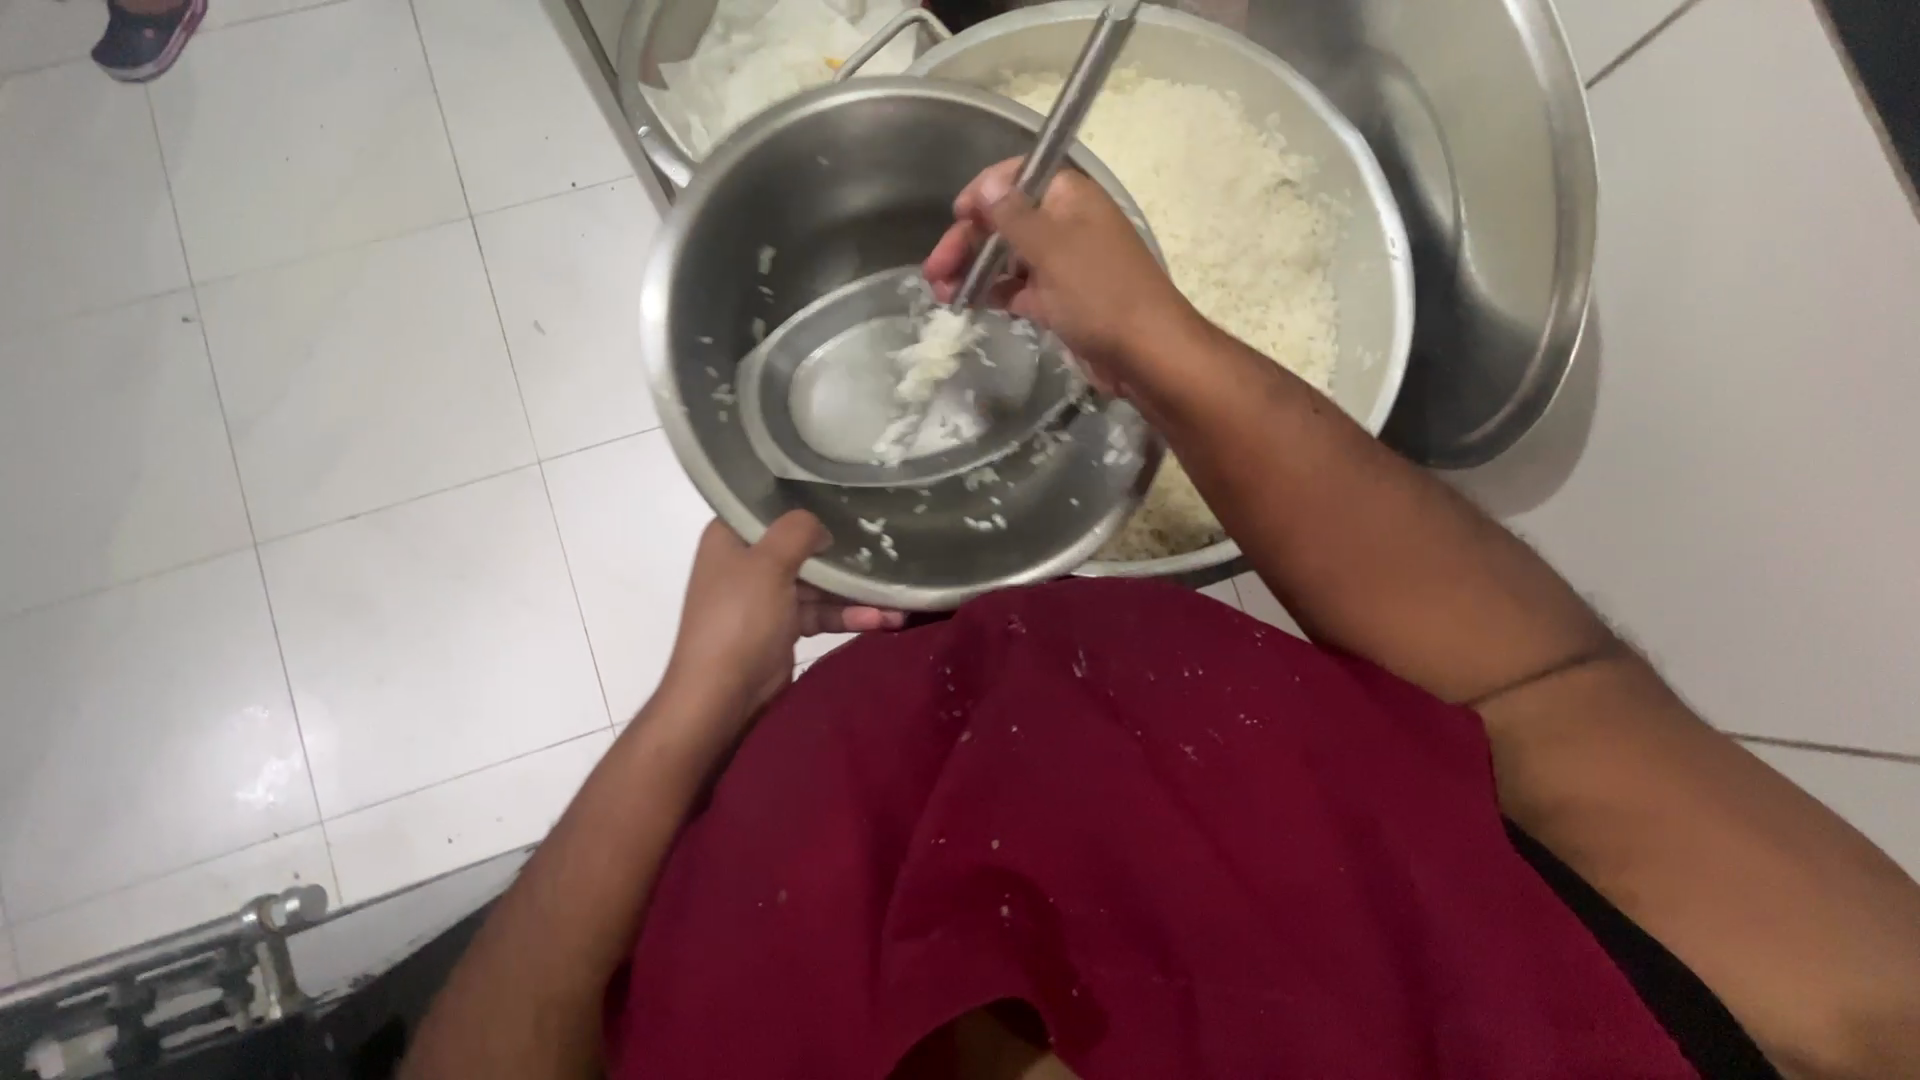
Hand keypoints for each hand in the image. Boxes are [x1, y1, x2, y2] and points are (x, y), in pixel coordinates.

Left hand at [655, 512, 904, 748]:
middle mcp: (747, 562)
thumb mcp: (768, 563)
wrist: (721, 696)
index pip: (773, 508)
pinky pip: (820, 613)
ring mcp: (765, 598)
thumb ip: (799, 531)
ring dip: (854, 592)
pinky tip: (882, 620)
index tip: (852, 501)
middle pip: (802, 548)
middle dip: (844, 555)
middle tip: (888, 550)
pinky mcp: (782, 629)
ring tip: (897, 600)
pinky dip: (847, 616)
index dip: (810, 504)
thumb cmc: (739, 618)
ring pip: (818, 584)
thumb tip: (823, 529)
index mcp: (731, 537)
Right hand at [922, 159, 1197, 393]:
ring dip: (974, 272)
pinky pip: (1019, 290)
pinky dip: (994, 295)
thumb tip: (988, 184)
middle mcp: (1065, 226)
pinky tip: (967, 305)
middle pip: (1006, 223)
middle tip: (934, 271)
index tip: (956, 216)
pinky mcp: (1061, 302)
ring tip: (941, 294)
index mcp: (1069, 199)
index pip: (1018, 178)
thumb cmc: (1100, 293)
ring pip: (1008, 260)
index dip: (983, 193)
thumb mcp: (1051, 249)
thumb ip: (1014, 216)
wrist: (1146, 353)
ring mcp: (1063, 266)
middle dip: (967, 243)